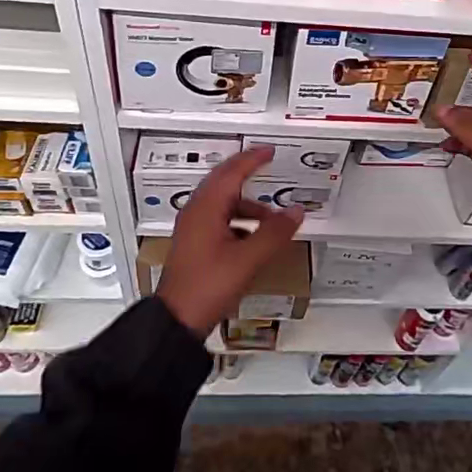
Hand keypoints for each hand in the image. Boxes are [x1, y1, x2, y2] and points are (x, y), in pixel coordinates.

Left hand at [155, 147, 303, 336]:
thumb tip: (295, 212)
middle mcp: (196, 212)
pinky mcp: (194, 243)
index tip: (268, 151)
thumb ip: (274, 233)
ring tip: (269, 216)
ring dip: (246, 203)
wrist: (176, 321)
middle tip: (266, 166)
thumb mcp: (248, 259)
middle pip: (223, 181)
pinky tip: (252, 236)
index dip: (252, 159)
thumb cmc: (206, 287)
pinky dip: (238, 218)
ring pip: (222, 202)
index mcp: (206, 208)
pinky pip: (219, 217)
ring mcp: (193, 228)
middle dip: (247, 173)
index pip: (232, 172)